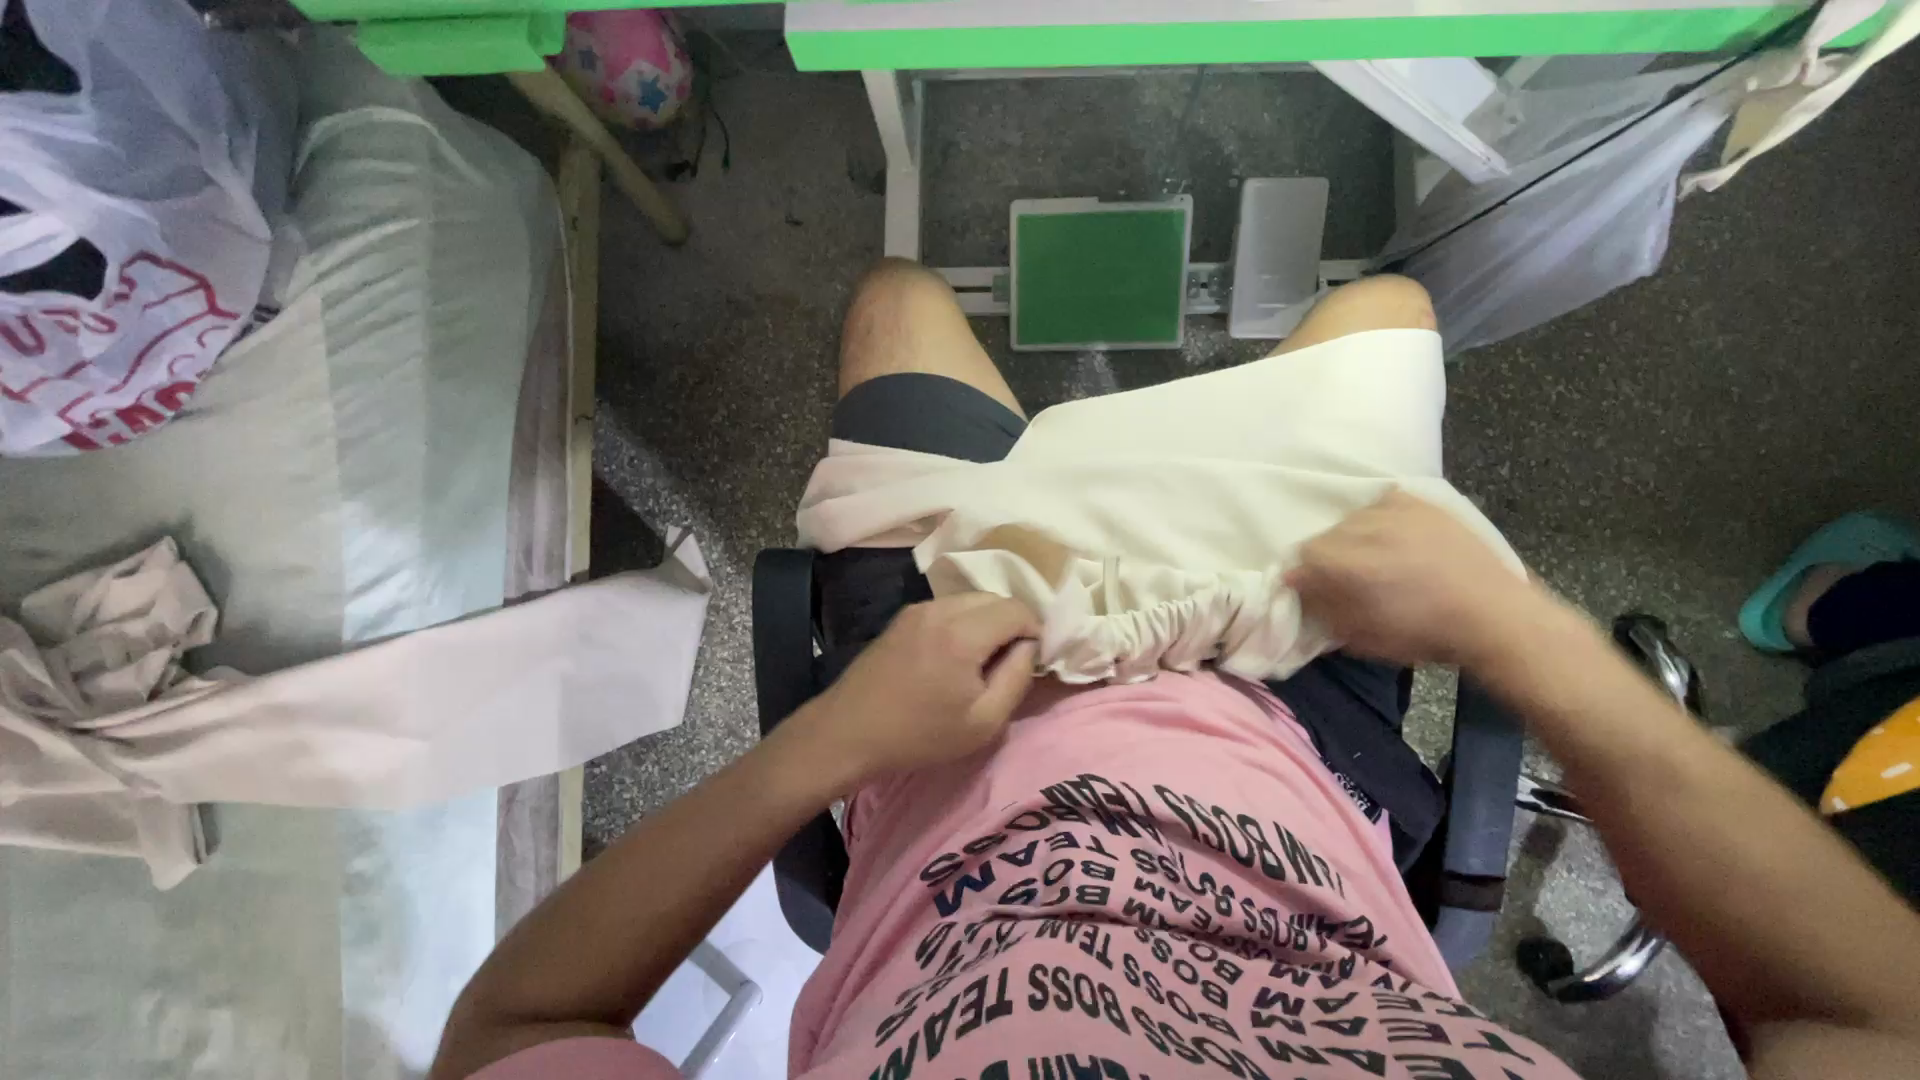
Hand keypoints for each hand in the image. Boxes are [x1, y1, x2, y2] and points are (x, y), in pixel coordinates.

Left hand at [795, 593, 1039, 782]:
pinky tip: (952, 658)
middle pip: (994, 599)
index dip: (1034, 632)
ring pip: (971, 600)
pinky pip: (948, 608)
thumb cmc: (919, 735)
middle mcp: (940, 609)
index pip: (1017, 609)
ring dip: (986, 623)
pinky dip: (963, 623)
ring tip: (979, 664)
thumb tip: (1030, 646)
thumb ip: (1017, 678)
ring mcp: (917, 609)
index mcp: (962, 633)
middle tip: (1006, 665)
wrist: (848, 732)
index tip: (1029, 663)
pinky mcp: (903, 618)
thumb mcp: (983, 722)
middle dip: (1011, 624)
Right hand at [1285, 490, 1541, 667]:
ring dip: (1355, 538)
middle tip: (1348, 578)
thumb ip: (1323, 607)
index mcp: (1350, 563)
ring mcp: (1397, 511)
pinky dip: (1381, 519)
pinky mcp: (1423, 502)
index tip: (1317, 590)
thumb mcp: (1362, 636)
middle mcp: (1367, 528)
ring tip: (1377, 558)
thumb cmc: (1425, 633)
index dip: (1307, 575)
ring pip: (1353, 519)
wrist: (1495, 615)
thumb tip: (1300, 586)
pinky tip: (1396, 537)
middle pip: (1326, 535)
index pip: (1304, 555)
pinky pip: (1383, 503)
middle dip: (1330, 557)